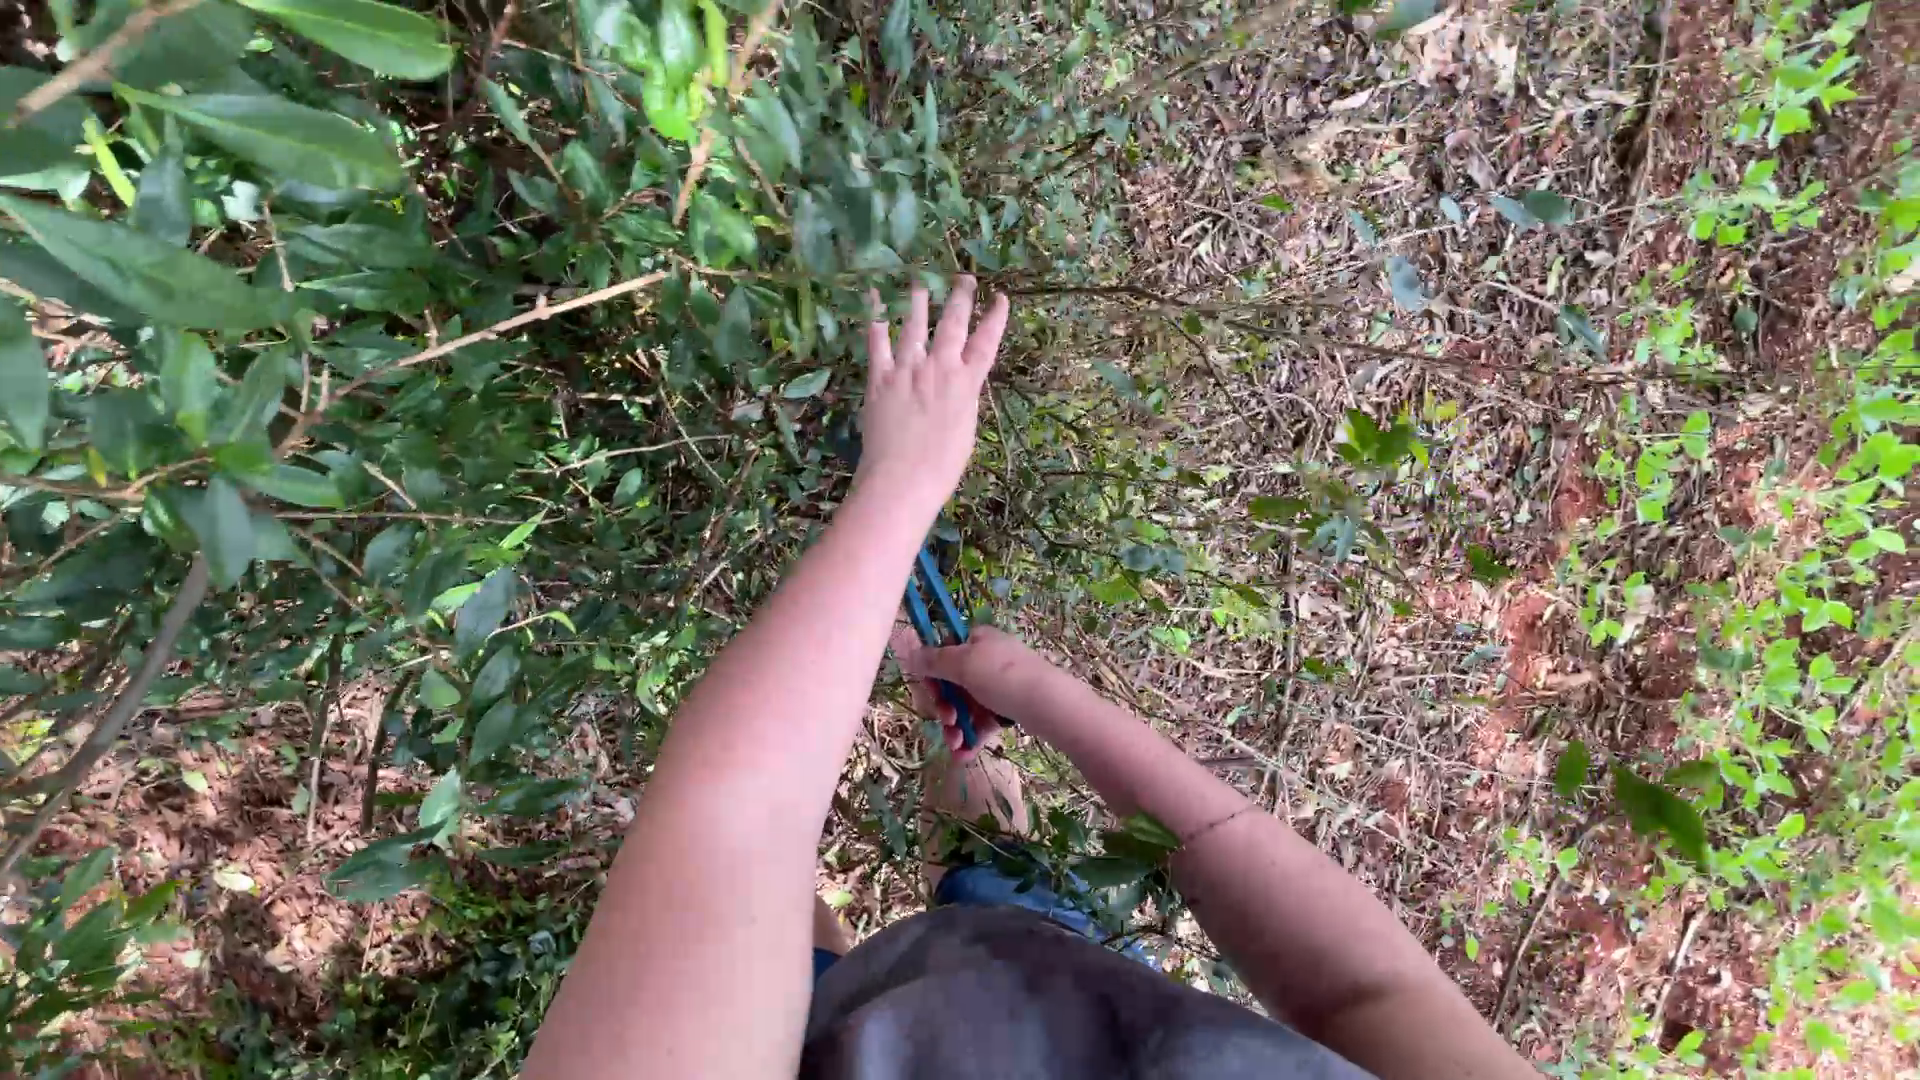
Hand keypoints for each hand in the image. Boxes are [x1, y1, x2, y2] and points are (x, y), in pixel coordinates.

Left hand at [856, 276, 1008, 511]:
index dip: (995, 320)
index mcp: (966, 386)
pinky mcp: (880, 377)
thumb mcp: (964, 431)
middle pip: (953, 325)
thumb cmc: (940, 467)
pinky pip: (876, 340)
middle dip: (960, 298)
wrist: (903, 479)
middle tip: (964, 278)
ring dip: (919, 300)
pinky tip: (872, 297)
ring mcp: (908, 370)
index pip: (986, 344)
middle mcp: (940, 370)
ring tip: (920, 281)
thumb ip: (962, 401)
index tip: (1000, 299)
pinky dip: (874, 316)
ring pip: (915, 325)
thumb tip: (958, 386)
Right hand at [893, 625, 1060, 758]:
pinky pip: (982, 720)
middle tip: (947, 720)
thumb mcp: (962, 664)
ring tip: (955, 745)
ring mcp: (999, 684)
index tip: (930, 692)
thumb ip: (933, 661)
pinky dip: (971, 736)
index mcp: (977, 640)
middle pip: (953, 683)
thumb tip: (910, 653)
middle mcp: (987, 658)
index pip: (944, 652)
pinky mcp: (1008, 706)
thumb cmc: (1002, 676)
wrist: (1048, 704)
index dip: (932, 674)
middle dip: (944, 706)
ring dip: (955, 726)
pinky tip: (964, 756)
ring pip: (966, 705)